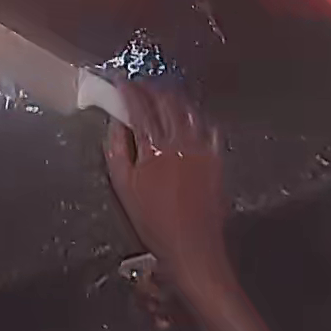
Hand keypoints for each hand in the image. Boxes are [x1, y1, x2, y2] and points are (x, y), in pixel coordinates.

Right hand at [104, 81, 226, 271]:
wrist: (193, 249)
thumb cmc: (153, 221)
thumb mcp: (123, 185)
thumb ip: (116, 148)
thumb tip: (114, 122)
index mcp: (154, 147)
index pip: (139, 106)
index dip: (128, 89)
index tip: (120, 81)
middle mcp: (180, 141)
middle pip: (165, 101)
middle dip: (150, 88)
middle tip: (139, 85)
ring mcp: (201, 149)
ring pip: (187, 109)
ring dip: (173, 97)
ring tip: (161, 94)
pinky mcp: (216, 159)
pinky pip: (207, 127)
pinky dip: (195, 116)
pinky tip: (188, 117)